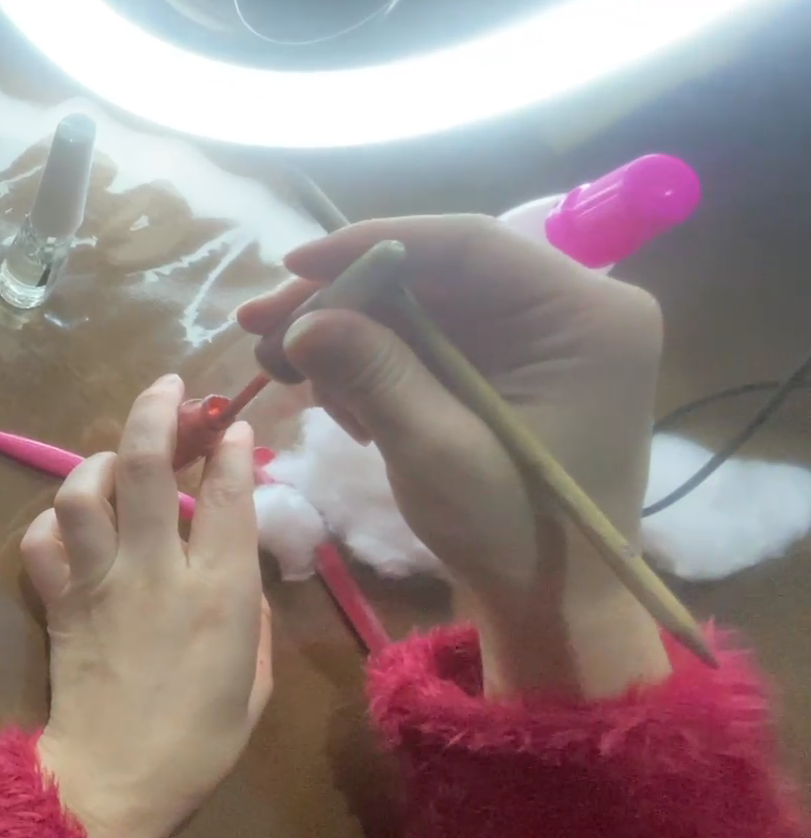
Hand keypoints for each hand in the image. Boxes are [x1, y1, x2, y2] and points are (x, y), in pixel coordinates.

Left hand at [24, 376, 270, 837]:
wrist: (114, 778)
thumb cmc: (199, 741)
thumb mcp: (255, 679)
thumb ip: (250, 612)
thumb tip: (233, 564)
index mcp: (220, 593)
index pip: (229, 494)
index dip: (230, 446)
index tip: (232, 422)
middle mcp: (156, 571)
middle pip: (149, 467)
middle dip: (156, 412)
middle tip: (165, 386)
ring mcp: (98, 581)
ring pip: (83, 491)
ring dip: (97, 460)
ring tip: (113, 458)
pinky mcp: (57, 599)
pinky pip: (40, 541)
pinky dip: (50, 522)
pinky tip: (69, 523)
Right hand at [238, 215, 670, 697]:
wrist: (548, 591)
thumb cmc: (511, 526)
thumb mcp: (435, 450)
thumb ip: (375, 377)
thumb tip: (301, 324)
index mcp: (579, 316)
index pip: (465, 246)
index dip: (369, 246)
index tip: (289, 265)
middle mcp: (556, 312)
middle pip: (427, 277)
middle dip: (337, 300)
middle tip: (258, 326)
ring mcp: (522, 341)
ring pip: (408, 311)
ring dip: (339, 337)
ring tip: (283, 371)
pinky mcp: (490, 370)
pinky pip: (410, 347)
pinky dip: (359, 367)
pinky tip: (334, 401)